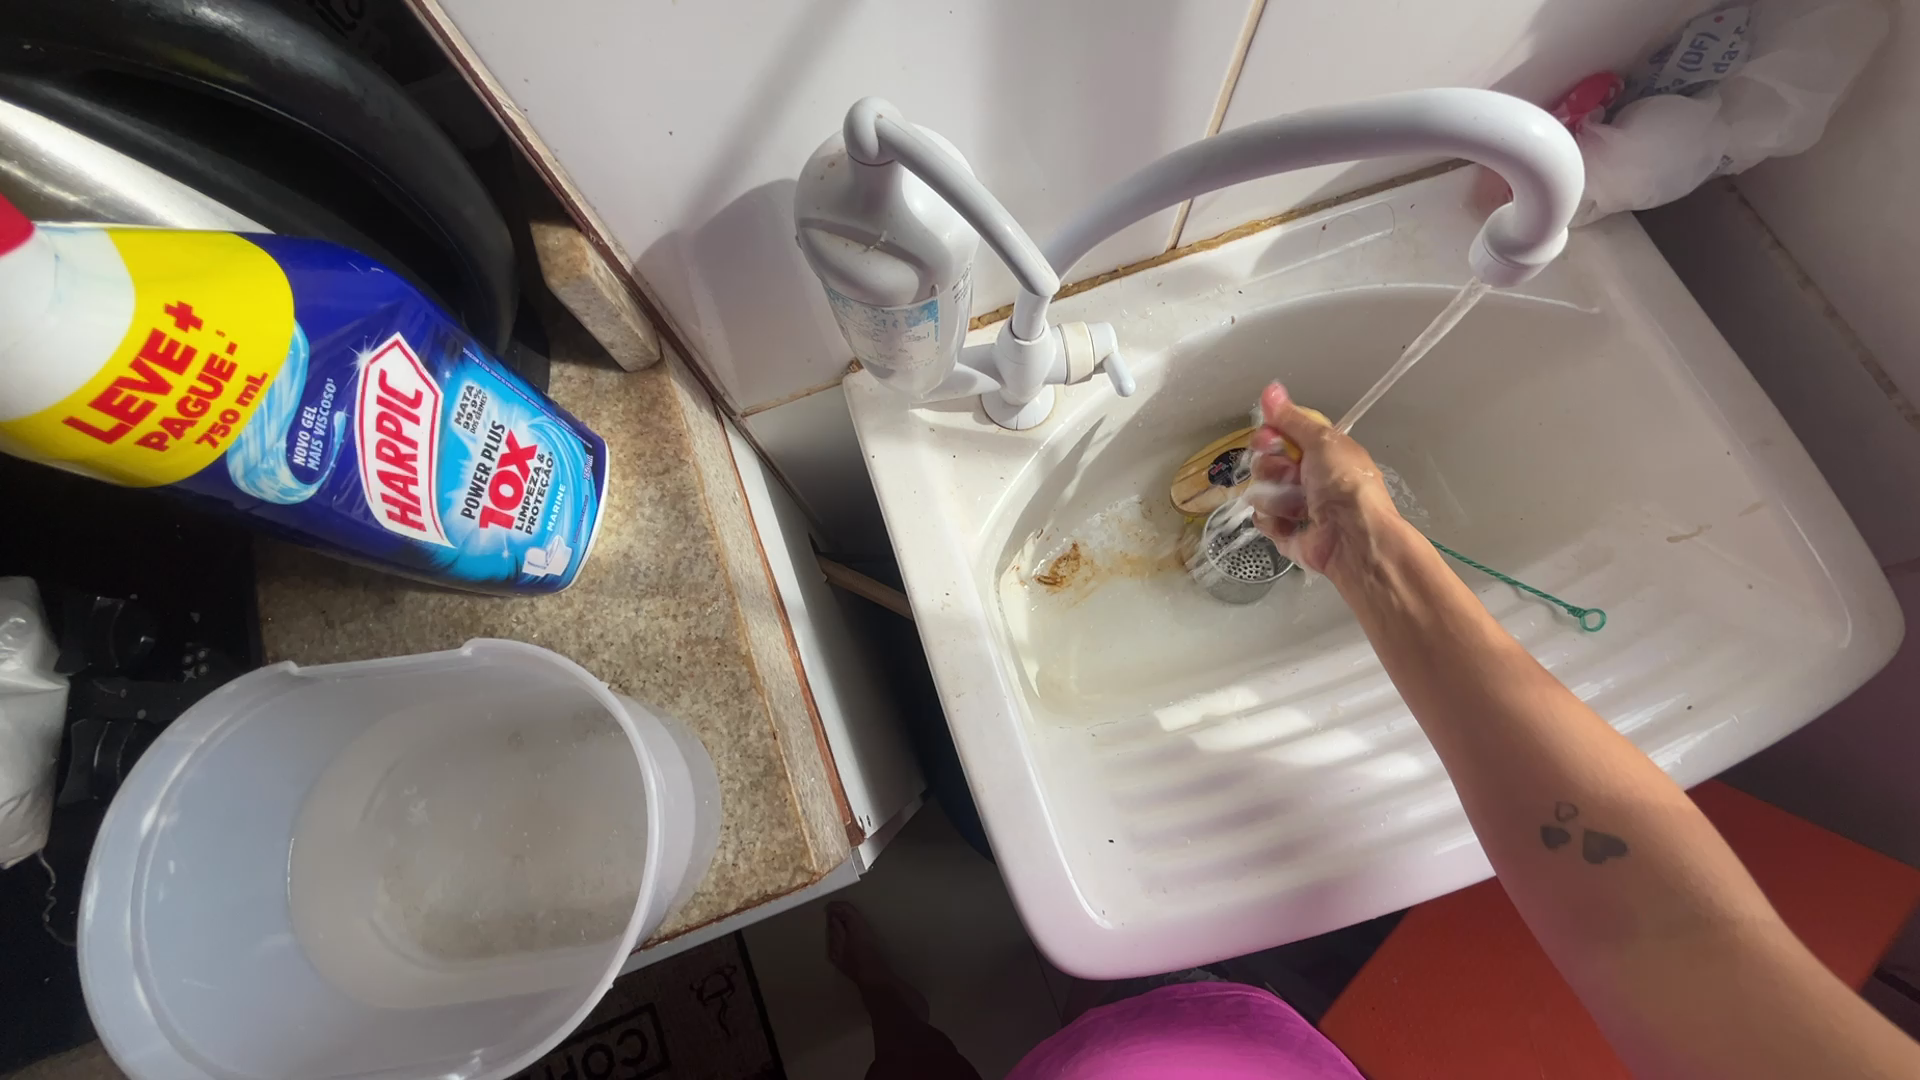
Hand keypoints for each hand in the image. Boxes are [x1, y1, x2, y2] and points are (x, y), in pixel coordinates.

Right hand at [1247, 382, 1406, 577]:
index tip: (1270, 440)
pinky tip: (1290, 524)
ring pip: (1260, 491)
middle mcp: (1306, 476)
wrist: (1353, 535)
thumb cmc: (1344, 484)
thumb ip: (1292, 418)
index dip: (1270, 436)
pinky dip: (1274, 521)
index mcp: (1319, 452)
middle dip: (1272, 468)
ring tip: (1297, 507)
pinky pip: (1261, 519)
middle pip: (1265, 462)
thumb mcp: (1321, 441)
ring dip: (1275, 497)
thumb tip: (1271, 388)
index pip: (1280, 435)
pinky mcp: (1283, 531)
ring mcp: (1293, 504)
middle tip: (1290, 475)